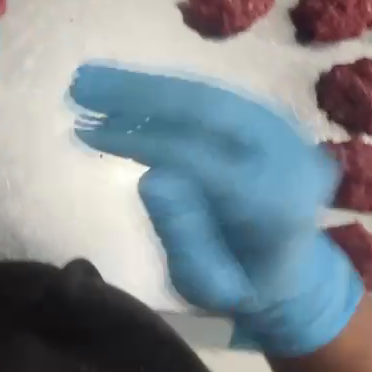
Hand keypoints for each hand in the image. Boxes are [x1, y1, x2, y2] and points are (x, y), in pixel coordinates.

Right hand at [68, 63, 360, 356]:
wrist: (291, 274)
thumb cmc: (242, 287)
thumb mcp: (209, 285)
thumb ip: (186, 238)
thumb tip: (151, 179)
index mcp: (276, 199)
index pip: (200, 155)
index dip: (140, 138)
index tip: (86, 131)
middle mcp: (285, 153)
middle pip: (207, 108)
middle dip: (137, 92)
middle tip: (80, 83)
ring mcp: (276, 131)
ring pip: (202, 95)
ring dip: (140, 87)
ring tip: (85, 83)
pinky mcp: (259, 121)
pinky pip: (203, 100)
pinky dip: (156, 96)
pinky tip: (115, 100)